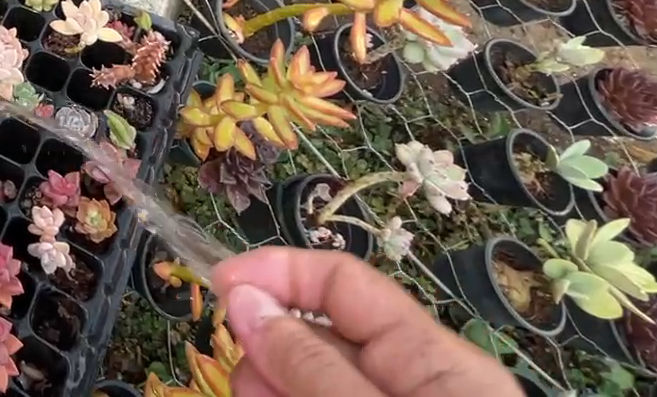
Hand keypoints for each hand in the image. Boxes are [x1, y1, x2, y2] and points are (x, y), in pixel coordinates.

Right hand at [213, 247, 521, 396]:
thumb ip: (311, 363)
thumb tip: (241, 295)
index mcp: (436, 363)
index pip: (340, 279)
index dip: (275, 271)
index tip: (219, 289)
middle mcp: (414, 384)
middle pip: (314, 334)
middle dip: (265, 348)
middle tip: (244, 386)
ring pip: (306, 377)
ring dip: (267, 384)